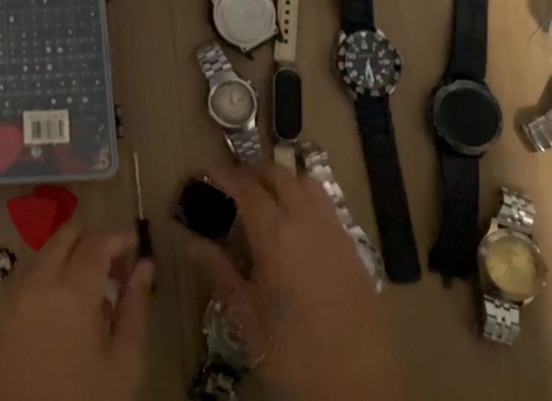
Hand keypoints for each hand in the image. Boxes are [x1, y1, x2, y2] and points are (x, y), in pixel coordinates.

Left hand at [0, 228, 153, 400]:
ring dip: (71, 257)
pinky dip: (52, 276)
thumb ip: (136, 306)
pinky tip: (70, 306)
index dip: (119, 238)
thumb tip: (145, 266)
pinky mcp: (4, 317)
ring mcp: (16, 299)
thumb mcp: (126, 361)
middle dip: (93, 241)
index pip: (97, 242)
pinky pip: (31, 279)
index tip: (138, 246)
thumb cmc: (90, 399)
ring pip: (45, 255)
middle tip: (117, 267)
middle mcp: (39, 284)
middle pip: (65, 236)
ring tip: (96, 289)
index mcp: (72, 292)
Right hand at [188, 165, 402, 400]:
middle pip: (280, 175)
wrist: (359, 387)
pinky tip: (295, 227)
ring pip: (308, 184)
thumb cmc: (291, 352)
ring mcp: (335, 233)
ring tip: (265, 197)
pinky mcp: (354, 250)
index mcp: (275, 235)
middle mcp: (307, 222)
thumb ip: (217, 271)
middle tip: (232, 184)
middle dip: (253, 172)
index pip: (246, 187)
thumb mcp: (245, 316)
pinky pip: (327, 207)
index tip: (206, 174)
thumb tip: (192, 241)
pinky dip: (306, 199)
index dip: (224, 176)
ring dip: (284, 180)